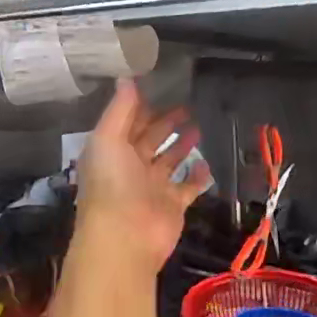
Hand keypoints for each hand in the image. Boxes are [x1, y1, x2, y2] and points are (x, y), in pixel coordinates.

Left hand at [77, 79, 210, 273]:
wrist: (125, 237)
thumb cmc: (112, 183)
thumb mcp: (108, 138)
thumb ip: (120, 109)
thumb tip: (126, 78)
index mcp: (111, 151)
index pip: (127, 123)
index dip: (141, 107)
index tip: (159, 89)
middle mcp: (130, 168)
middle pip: (150, 140)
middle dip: (165, 123)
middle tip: (186, 105)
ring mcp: (152, 188)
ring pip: (169, 161)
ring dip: (182, 145)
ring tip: (198, 127)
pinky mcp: (173, 205)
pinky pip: (188, 187)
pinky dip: (198, 176)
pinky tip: (207, 163)